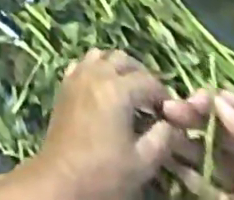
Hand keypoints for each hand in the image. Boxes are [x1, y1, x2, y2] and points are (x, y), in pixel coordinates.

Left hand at [0, 51, 190, 199]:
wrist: (62, 178)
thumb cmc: (105, 173)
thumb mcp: (143, 162)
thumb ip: (162, 139)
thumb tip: (171, 124)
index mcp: (116, 90)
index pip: (148, 80)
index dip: (163, 93)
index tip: (171, 111)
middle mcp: (94, 74)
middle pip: (122, 59)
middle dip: (141, 74)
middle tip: (152, 99)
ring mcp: (76, 76)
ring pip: (100, 56)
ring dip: (117, 67)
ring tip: (129, 91)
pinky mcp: (64, 84)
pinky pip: (82, 64)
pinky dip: (96, 68)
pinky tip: (104, 90)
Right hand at [164, 91, 233, 199]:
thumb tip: (217, 99)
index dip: (211, 98)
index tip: (192, 99)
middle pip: (213, 126)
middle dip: (189, 115)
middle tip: (167, 112)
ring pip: (203, 151)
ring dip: (181, 139)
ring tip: (160, 132)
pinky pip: (203, 185)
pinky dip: (184, 172)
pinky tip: (168, 162)